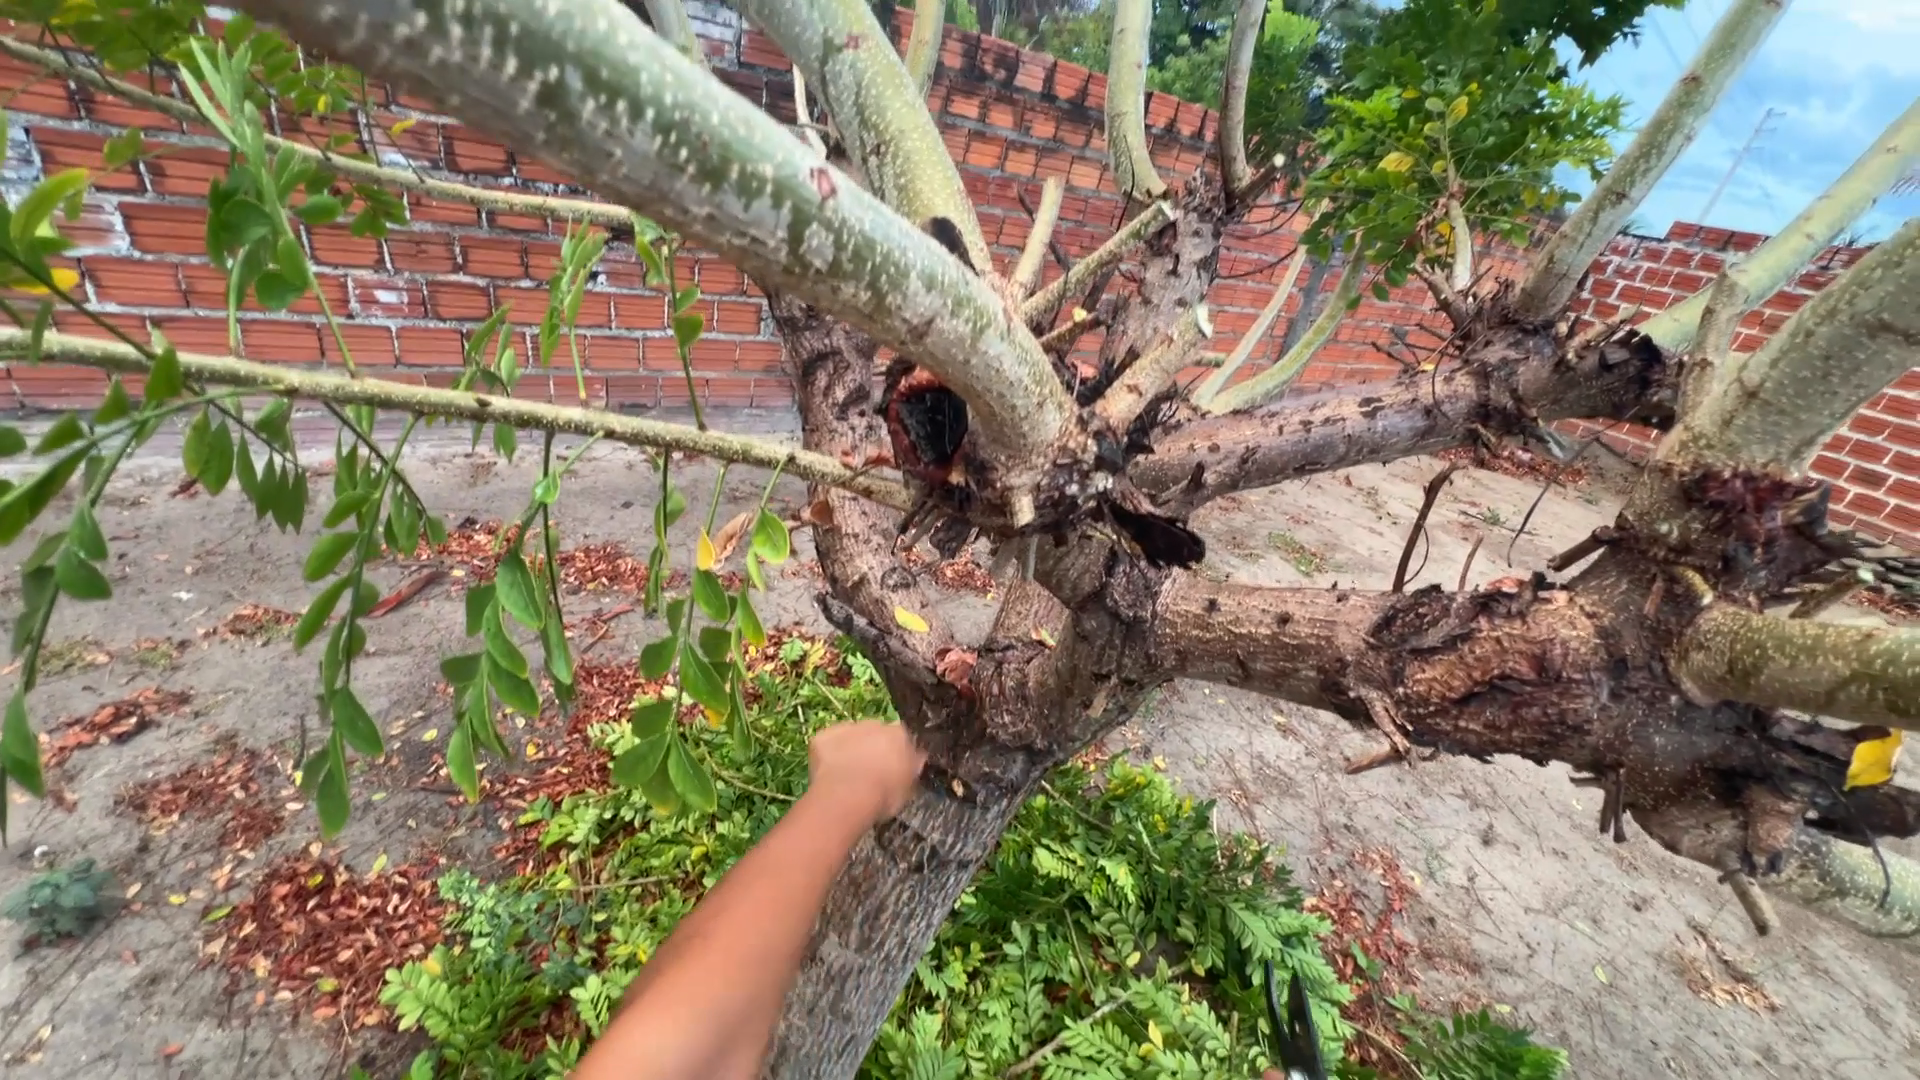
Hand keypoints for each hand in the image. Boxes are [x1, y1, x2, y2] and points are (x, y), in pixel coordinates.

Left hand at [806, 722, 926, 823]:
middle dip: (871, 748)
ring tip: (845, 778)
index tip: (891, 769)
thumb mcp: (908, 786)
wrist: (848, 795)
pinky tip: (827, 774)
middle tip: (867, 774)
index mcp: (899, 734)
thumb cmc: (884, 795)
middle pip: (874, 733)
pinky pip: (826, 744)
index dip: (895, 753)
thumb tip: (915, 758)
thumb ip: (911, 767)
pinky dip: (826, 755)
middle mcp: (874, 724)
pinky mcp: (823, 736)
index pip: (900, 738)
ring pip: (849, 737)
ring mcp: (847, 728)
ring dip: (849, 750)